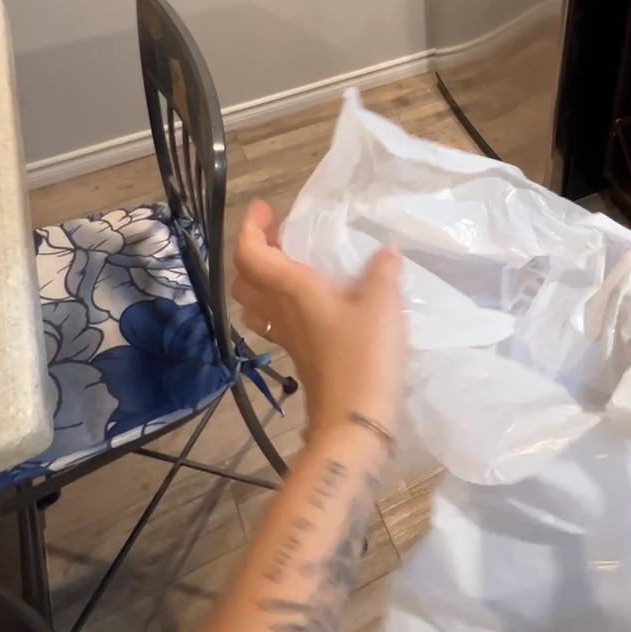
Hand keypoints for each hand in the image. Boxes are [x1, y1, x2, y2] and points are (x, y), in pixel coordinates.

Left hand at [232, 200, 406, 436]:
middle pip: (245, 279)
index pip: (252, 254)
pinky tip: (309, 304)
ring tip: (288, 267)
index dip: (250, 228)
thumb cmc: (364, 355)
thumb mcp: (382, 303)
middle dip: (252, 252)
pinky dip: (279, 304)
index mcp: (294, 289)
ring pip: (255, 303)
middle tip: (278, 236)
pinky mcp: (300, 357)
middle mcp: (282, 311)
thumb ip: (382, 271)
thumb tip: (385, 252)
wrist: (355, 422)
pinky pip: (275, 322)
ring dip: (260, 281)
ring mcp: (288, 338)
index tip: (264, 209)